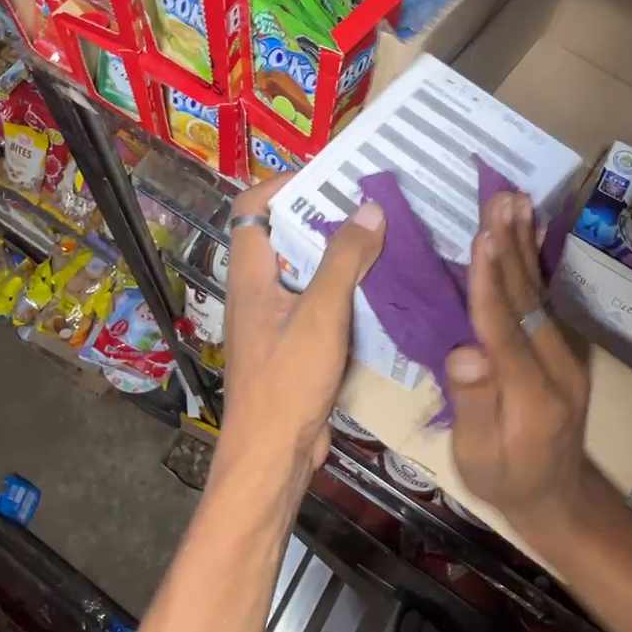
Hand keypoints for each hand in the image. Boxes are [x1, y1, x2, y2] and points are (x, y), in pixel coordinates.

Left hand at [218, 174, 385, 479]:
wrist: (272, 455)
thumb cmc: (287, 380)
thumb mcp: (320, 313)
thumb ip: (344, 260)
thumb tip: (369, 207)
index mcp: (250, 274)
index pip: (251, 209)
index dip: (282, 184)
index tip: (326, 176)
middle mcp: (257, 290)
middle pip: (284, 237)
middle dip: (322, 217)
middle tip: (368, 203)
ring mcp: (275, 320)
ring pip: (304, 272)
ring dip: (337, 255)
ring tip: (381, 237)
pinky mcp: (293, 346)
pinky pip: (317, 304)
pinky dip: (342, 291)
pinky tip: (378, 290)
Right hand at [444, 192, 602, 536]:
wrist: (559, 497)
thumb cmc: (504, 481)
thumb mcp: (477, 458)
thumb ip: (473, 405)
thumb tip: (465, 353)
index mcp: (531, 396)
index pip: (504, 331)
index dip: (490, 285)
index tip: (481, 240)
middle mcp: (555, 366)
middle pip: (527, 299)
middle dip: (509, 246)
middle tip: (498, 199)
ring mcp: (563, 353)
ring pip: (537, 291)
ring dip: (523, 242)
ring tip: (512, 199)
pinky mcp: (561, 347)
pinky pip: (544, 297)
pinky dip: (536, 259)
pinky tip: (532, 229)